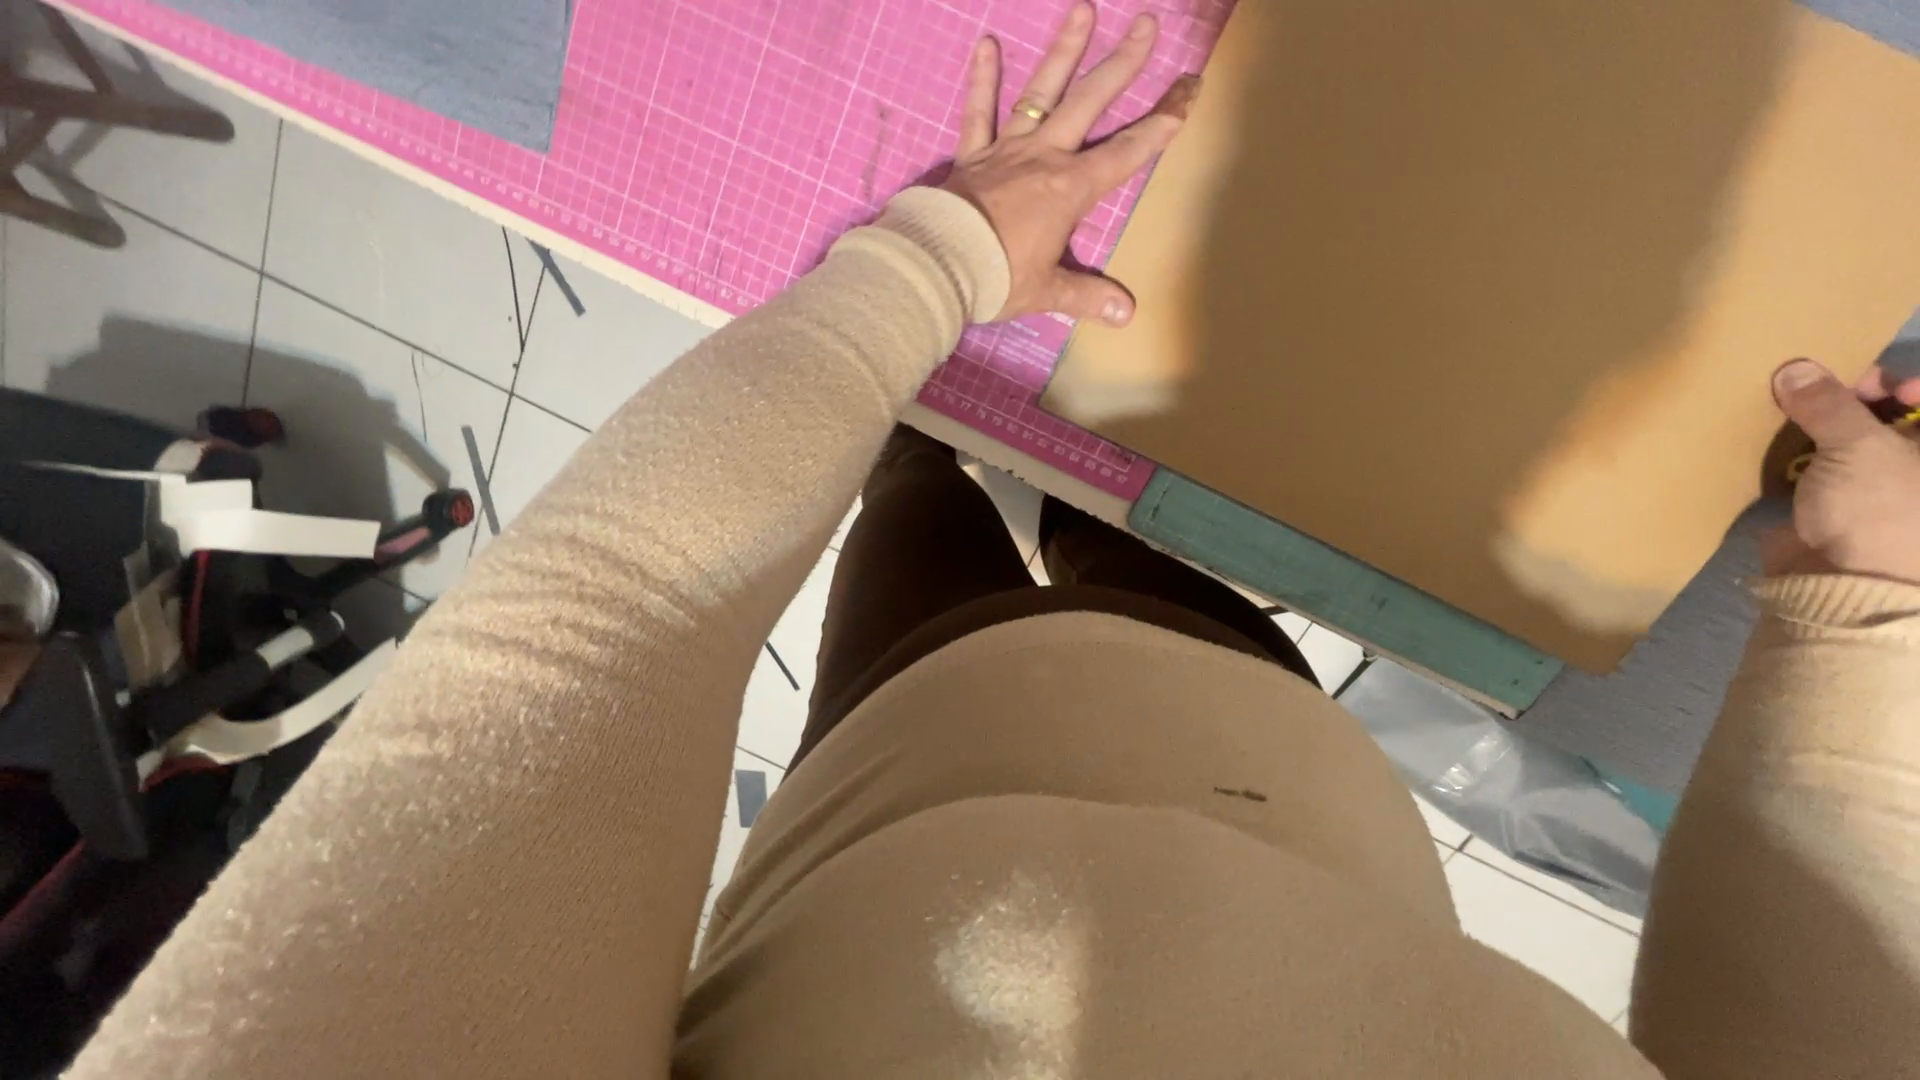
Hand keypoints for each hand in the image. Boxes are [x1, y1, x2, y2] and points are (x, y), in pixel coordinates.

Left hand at [943, 3, 1198, 325]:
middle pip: (1090, 103)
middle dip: (1123, 64)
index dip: (1162, 122)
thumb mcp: (1048, 292)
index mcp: (1070, 190)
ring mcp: (1006, 151)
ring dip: (1063, 52)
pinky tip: (984, 45)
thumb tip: (1127, 313)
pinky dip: (981, 81)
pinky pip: (977, 113)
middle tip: (1147, 25)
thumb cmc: (998, 278)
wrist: (938, 267)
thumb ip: (1087, 297)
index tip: (1189, 89)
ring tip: (1082, 10)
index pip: (1128, 152)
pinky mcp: (971, 156)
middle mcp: (1044, 158)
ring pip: (1040, 93)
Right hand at [1761, 358, 1919, 583]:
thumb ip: (1828, 404)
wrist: (1842, 582)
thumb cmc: (1878, 510)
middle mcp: (1912, 465)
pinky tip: (1771, 446)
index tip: (1861, 382)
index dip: (1897, 384)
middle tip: (1812, 395)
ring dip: (1814, 428)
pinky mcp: (1833, 505)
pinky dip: (1796, 456)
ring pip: (1845, 441)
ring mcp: (1874, 486)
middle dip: (1847, 402)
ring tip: (1781, 414)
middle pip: (1884, 416)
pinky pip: (1816, 468)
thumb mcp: (1859, 447)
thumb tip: (1793, 367)